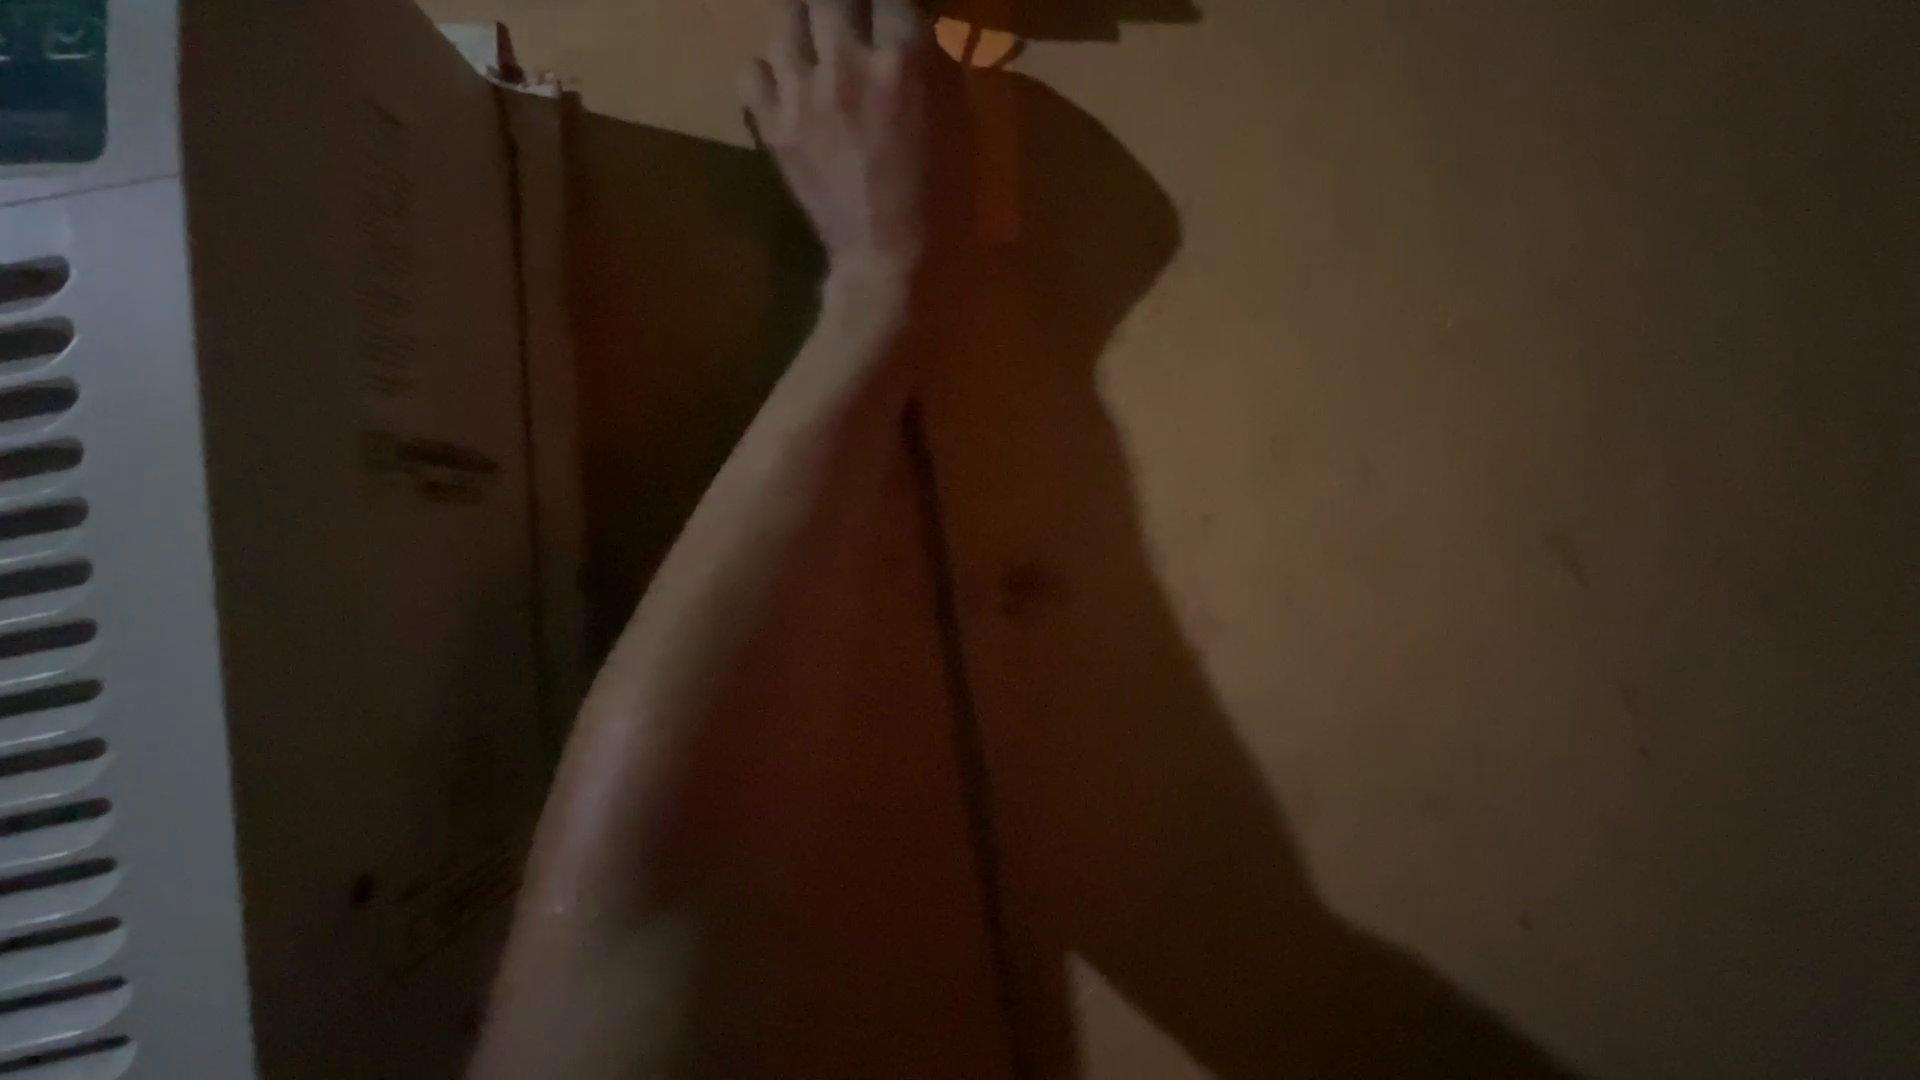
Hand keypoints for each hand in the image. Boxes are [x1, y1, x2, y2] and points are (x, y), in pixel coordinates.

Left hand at [743, 0, 935, 279]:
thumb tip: (906, 33)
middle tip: (850, 17)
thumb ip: (925, 69)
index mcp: (901, 64)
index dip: (888, 4)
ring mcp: (802, 95)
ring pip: (786, 20)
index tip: (887, 14)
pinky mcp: (773, 127)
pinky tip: (786, 84)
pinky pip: (752, 71)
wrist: (883, 259)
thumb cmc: (932, 202)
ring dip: (804, 25)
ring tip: (816, 42)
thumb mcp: (949, 126)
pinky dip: (768, 72)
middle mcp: (846, 65)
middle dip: (844, 2)